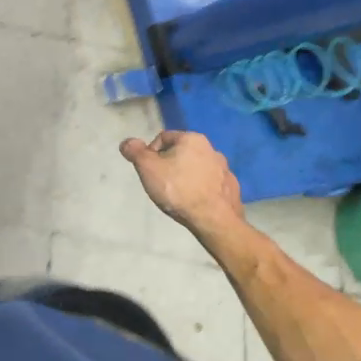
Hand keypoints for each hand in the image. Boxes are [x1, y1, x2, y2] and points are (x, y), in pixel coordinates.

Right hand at [119, 130, 243, 238]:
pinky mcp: (233, 189)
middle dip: (171, 166)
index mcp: (192, 139)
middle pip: (181, 153)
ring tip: (181, 197)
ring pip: (198, 169)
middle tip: (163, 185)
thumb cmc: (178, 190)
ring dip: (188, 178)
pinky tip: (197, 204)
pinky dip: (204, 190)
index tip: (150, 173)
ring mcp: (225, 170)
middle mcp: (212, 149)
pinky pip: (212, 185)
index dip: (151, 155)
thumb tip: (127, 142)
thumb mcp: (147, 168)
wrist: (215, 222)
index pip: (163, 139)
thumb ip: (135, 151)